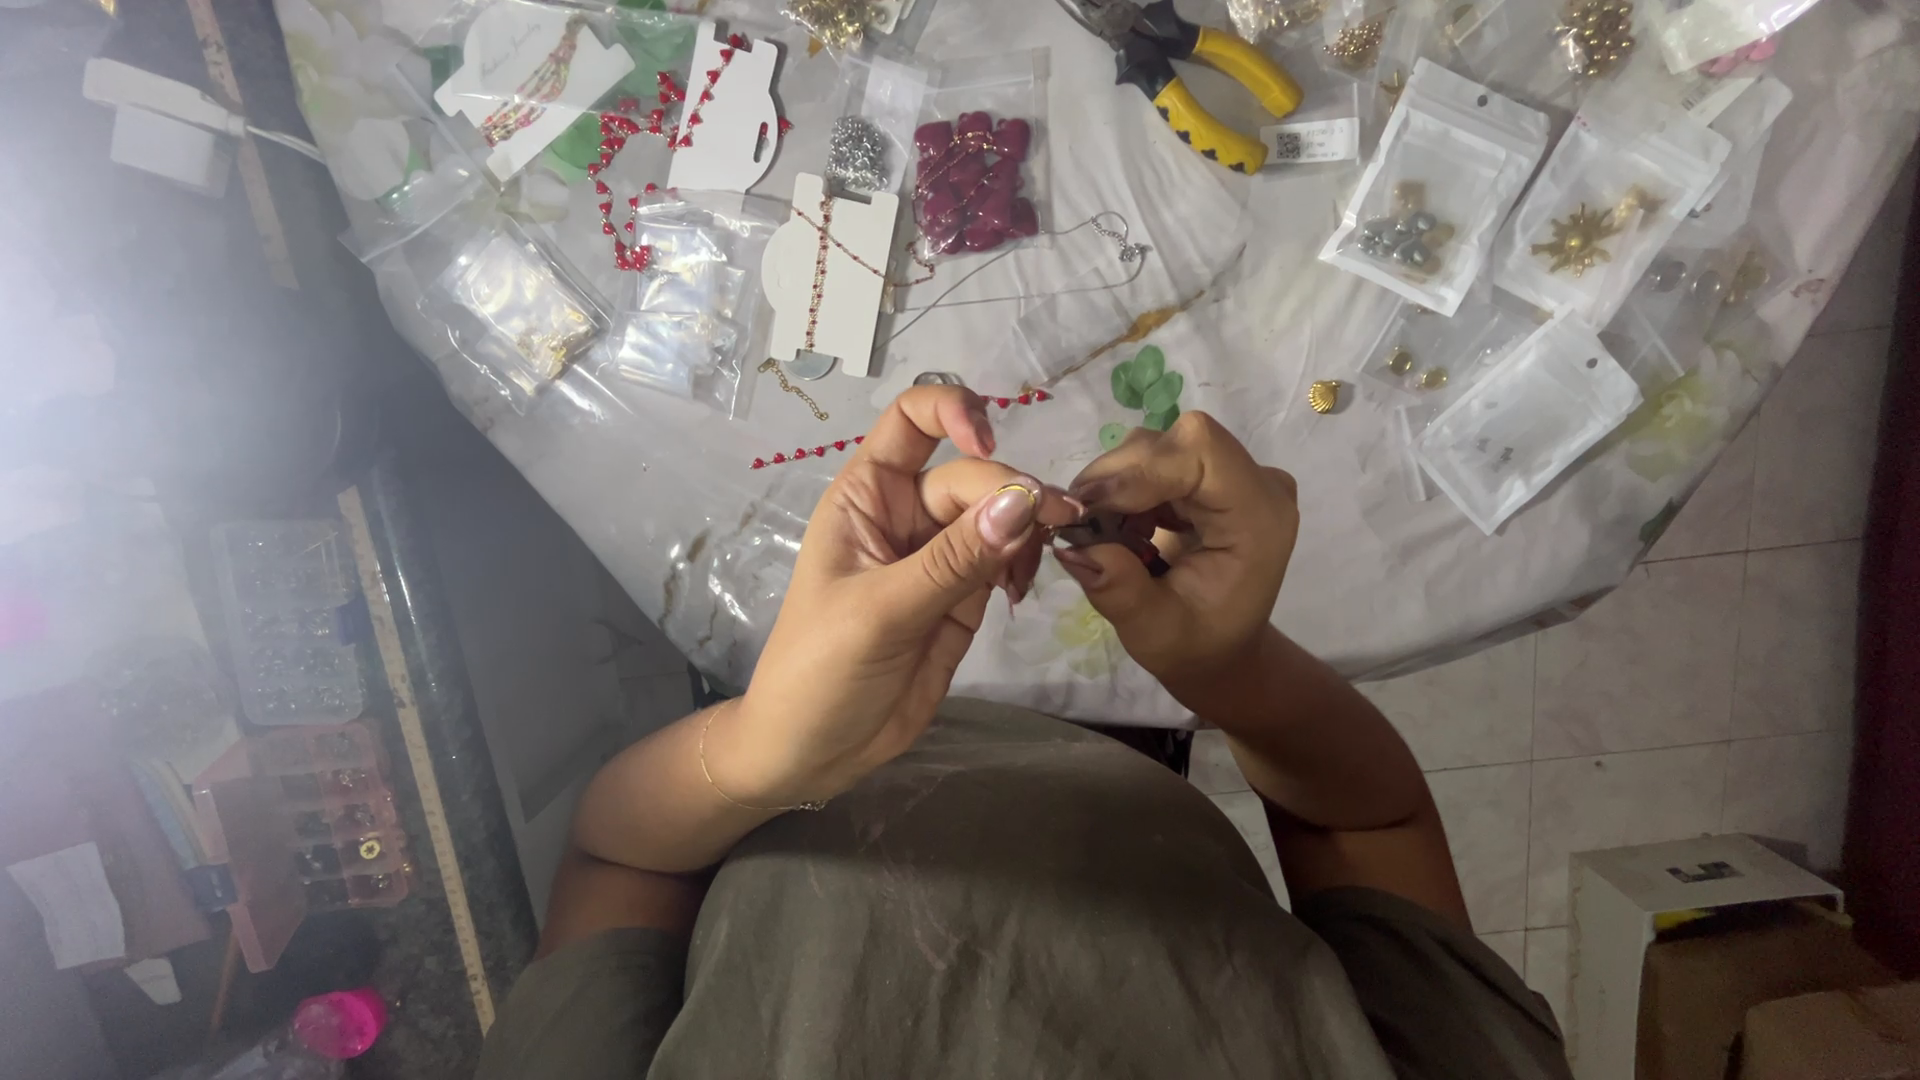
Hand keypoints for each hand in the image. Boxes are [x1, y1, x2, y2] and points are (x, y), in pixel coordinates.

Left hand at [710, 386, 1081, 804]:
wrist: (815, 750)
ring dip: (1028, 526)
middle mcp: (905, 514)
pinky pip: (1005, 559)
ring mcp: (937, 555)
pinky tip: (1023, 587)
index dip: (954, 412)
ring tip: (1039, 562)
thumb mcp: (881, 611)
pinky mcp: (963, 595)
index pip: (912, 420)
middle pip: (971, 476)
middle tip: (1054, 523)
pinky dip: (1024, 562)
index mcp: (865, 496)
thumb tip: (1024, 503)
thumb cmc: (820, 670)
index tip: (989, 446)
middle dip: (1012, 492)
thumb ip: (953, 560)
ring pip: (997, 515)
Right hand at [1053, 412, 1297, 696]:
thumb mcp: (1154, 632)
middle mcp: (1254, 485)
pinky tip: (1114, 525)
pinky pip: (1154, 460)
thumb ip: (1118, 589)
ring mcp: (1232, 476)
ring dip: (1114, 483)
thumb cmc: (1196, 646)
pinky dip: (1122, 487)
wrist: (1221, 651)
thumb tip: (1072, 546)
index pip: (1200, 452)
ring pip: (1157, 446)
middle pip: (1173, 442)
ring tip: (1096, 530)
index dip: (1139, 470)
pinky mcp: (1208, 478)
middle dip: (1117, 478)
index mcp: (1258, 519)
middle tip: (1078, 523)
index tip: (1091, 510)